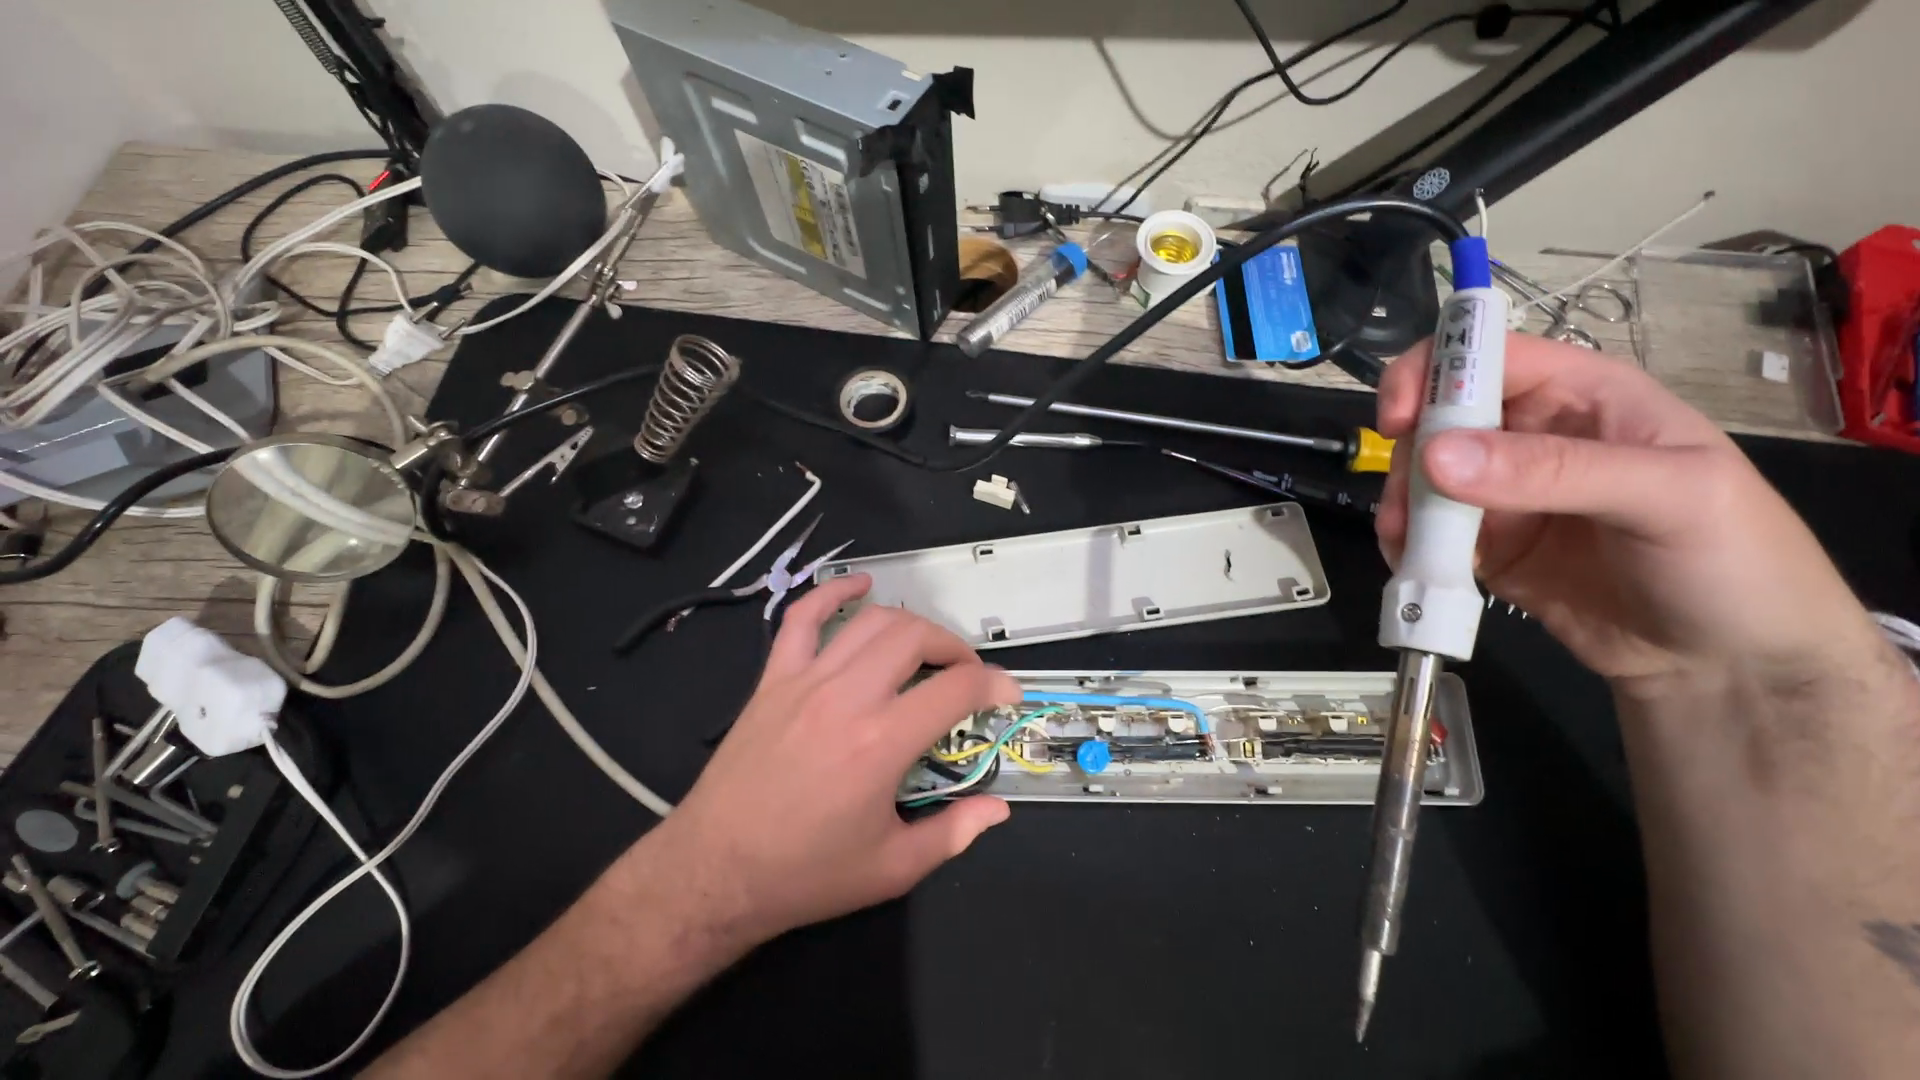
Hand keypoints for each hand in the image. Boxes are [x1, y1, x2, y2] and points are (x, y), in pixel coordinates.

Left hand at [634, 574, 1020, 947]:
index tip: (1007, 694)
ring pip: (869, 621)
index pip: (957, 686)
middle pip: (915, 636)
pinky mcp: (772, 680)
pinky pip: (801, 618)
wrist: (716, 870)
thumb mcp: (893, 869)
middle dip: (955, 647)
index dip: (995, 683)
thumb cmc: (807, 874)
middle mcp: (847, 697)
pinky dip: (832, 592)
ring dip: (909, 624)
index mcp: (882, 743)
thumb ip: (954, 833)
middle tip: (966, 674)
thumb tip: (999, 808)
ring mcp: (805, 681)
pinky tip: (858, 585)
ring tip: (925, 648)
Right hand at [1375, 333, 1884, 686]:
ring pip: (1423, 478)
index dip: (1435, 372)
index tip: (1398, 422)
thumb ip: (1553, 470)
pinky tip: (1413, 565)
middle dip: (1407, 455)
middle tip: (1401, 507)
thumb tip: (1434, 455)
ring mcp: (1507, 496)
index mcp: (1584, 396)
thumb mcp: (1666, 496)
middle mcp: (1535, 437)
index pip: (1490, 356)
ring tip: (1404, 544)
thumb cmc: (1733, 559)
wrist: (1734, 664)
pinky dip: (1407, 545)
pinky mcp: (1489, 548)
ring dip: (1401, 505)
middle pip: (1439, 418)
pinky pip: (1428, 533)